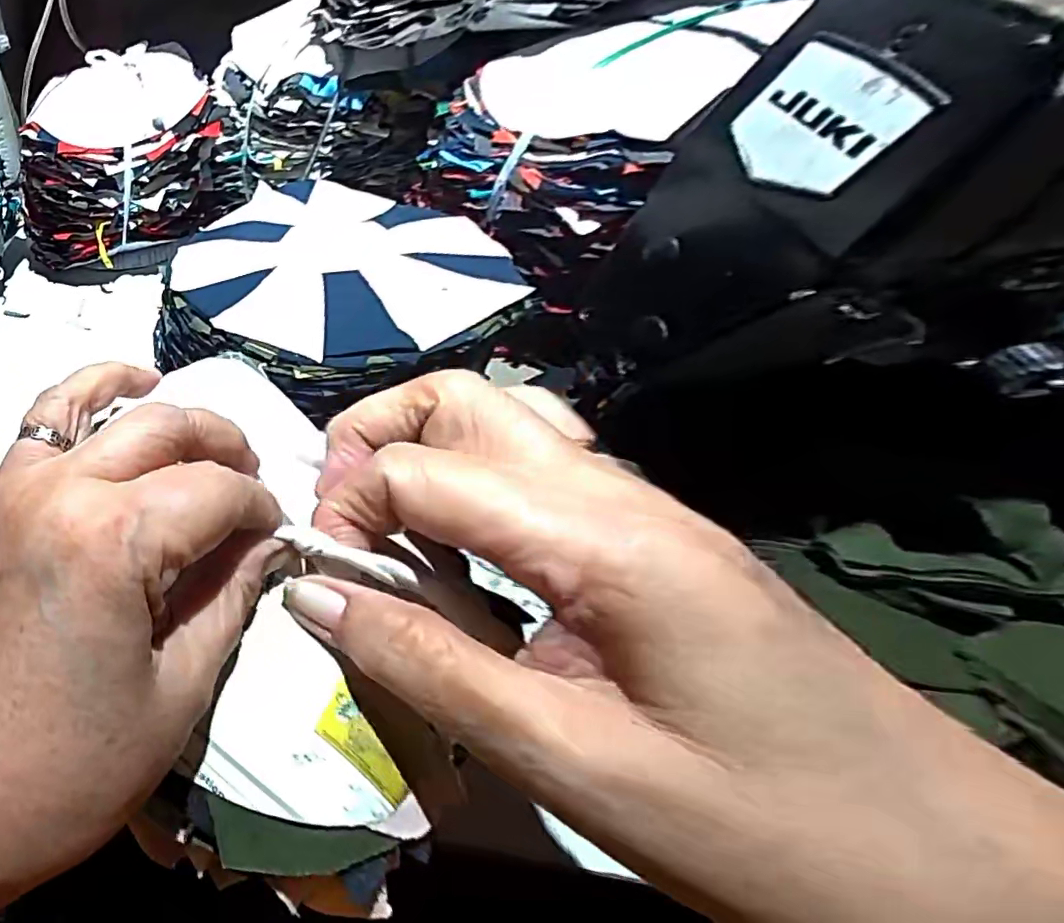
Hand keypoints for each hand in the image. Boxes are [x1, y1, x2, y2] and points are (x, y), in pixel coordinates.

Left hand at [0, 360, 284, 920]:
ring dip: (113, 384)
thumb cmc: (72, 764)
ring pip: (66, 405)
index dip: (258, 506)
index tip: (275, 530)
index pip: (213, 489)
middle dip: (215, 439)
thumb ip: (227, 597)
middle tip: (245, 470)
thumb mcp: (178, 689)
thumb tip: (265, 543)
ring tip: (150, 381)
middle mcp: (56, 491)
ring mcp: (7, 495)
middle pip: (155, 428)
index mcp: (113, 536)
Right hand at [290, 370, 1063, 921]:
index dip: (348, 511)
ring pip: (488, 415)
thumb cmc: (767, 832)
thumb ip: (424, 666)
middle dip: (367, 439)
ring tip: (380, 525)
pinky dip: (456, 480)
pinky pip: (521, 461)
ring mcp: (629, 501)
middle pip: (453, 398)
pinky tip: (452, 545)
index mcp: (600, 539)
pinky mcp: (634, 528)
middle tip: (340, 519)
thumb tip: (313, 596)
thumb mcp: (567, 762)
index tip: (326, 576)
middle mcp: (611, 491)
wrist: (961, 876)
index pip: (420, 470)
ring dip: (410, 451)